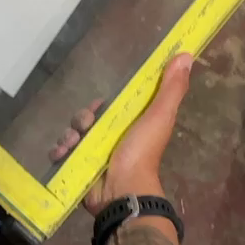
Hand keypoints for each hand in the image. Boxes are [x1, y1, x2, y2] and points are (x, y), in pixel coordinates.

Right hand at [50, 53, 195, 215]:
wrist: (122, 190)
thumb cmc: (141, 153)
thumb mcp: (159, 116)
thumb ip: (171, 88)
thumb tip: (185, 54)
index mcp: (128, 126)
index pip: (107, 108)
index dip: (99, 104)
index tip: (98, 105)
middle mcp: (109, 140)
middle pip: (84, 120)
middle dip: (80, 120)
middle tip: (83, 128)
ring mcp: (92, 156)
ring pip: (71, 136)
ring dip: (67, 137)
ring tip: (71, 145)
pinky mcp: (77, 170)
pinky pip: (60, 155)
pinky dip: (58, 153)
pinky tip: (61, 155)